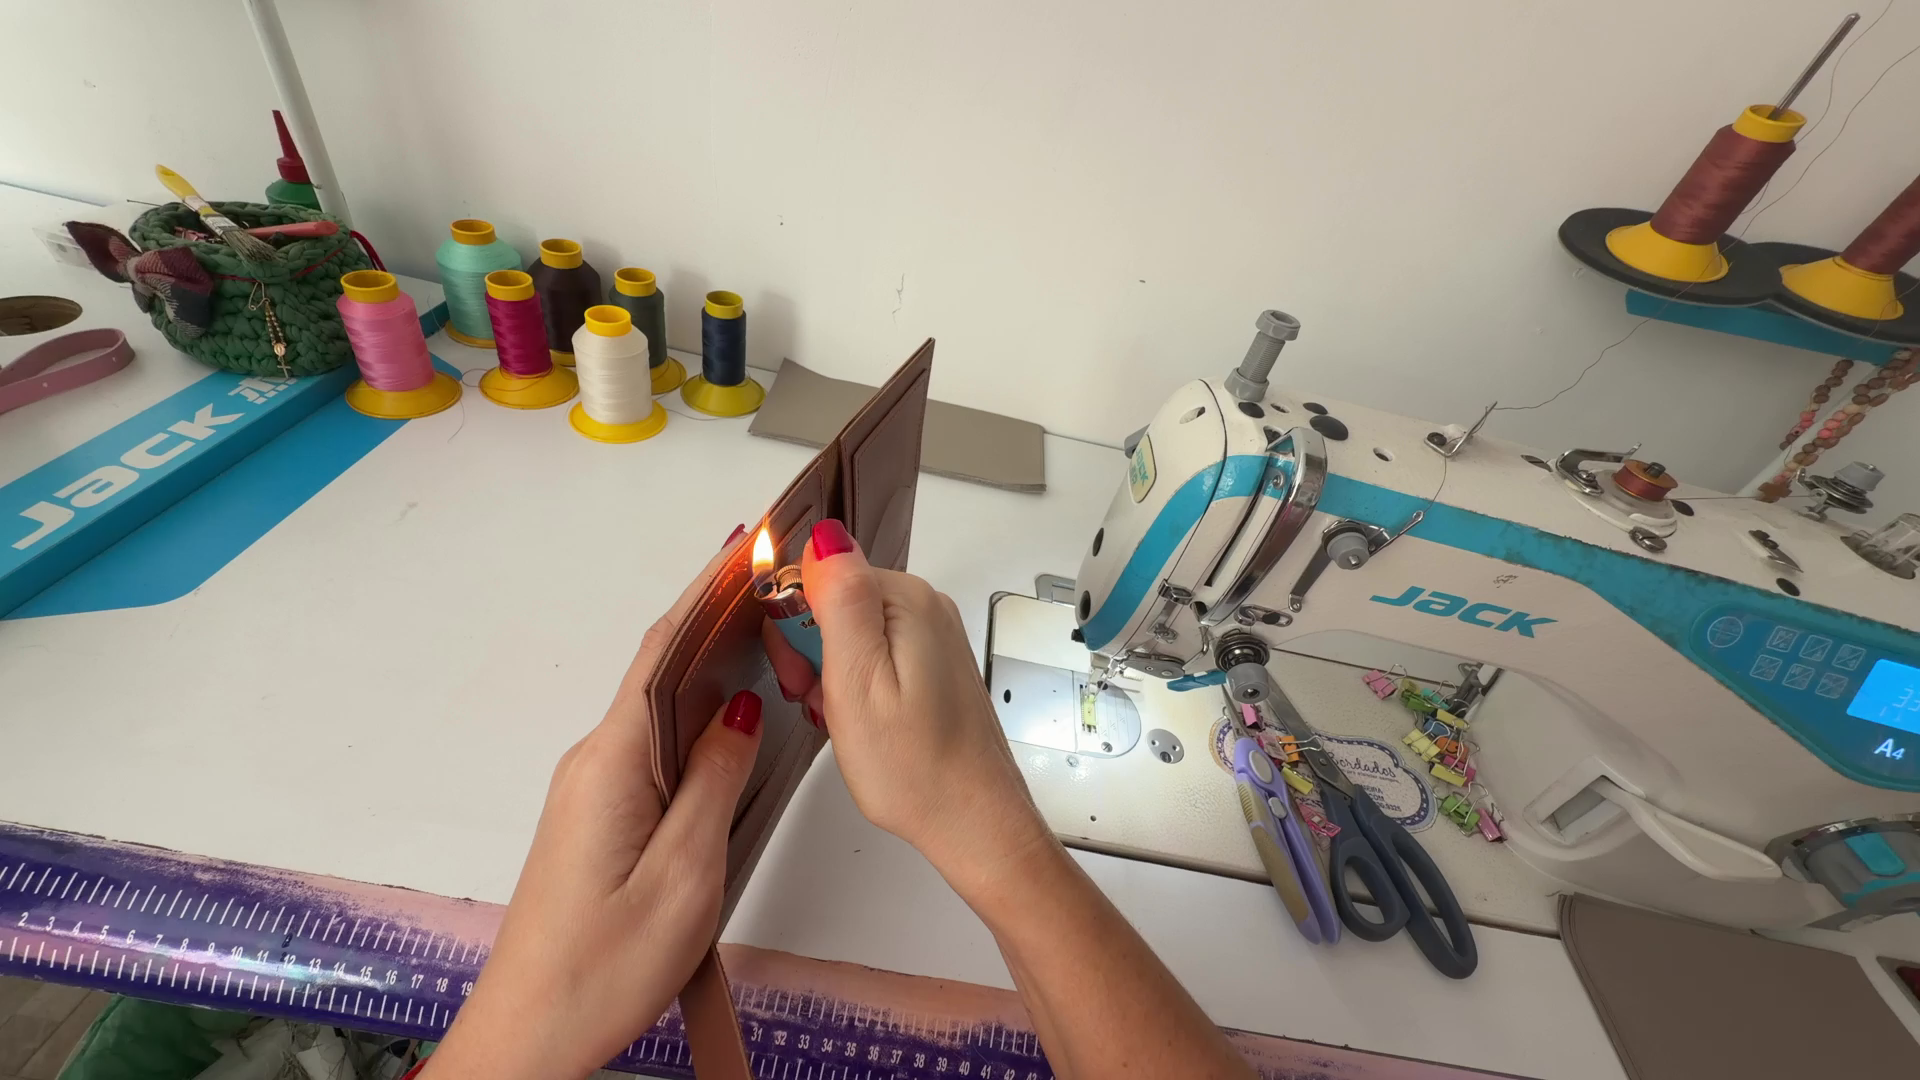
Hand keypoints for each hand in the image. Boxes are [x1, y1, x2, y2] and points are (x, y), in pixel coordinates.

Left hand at [425, 540, 764, 1079]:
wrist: (527, 1040)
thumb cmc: (605, 963)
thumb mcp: (684, 872)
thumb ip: (715, 779)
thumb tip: (744, 707)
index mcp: (615, 759)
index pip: (663, 651)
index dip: (703, 592)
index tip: (740, 545)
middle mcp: (598, 757)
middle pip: (661, 667)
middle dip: (715, 616)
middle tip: (772, 583)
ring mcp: (597, 783)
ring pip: (661, 704)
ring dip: (709, 661)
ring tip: (764, 630)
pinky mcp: (602, 809)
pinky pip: (658, 739)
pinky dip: (698, 707)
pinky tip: (730, 709)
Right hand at [762, 519, 1052, 896]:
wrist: (973, 820)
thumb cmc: (911, 765)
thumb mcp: (858, 680)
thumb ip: (840, 599)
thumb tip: (825, 534)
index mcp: (906, 598)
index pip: (820, 575)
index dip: (793, 625)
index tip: (802, 678)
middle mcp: (925, 604)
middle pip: (837, 600)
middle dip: (811, 648)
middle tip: (818, 703)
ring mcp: (933, 634)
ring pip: (852, 630)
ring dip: (831, 670)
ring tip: (842, 718)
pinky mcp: (934, 662)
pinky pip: (876, 653)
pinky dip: (856, 682)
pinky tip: (861, 719)